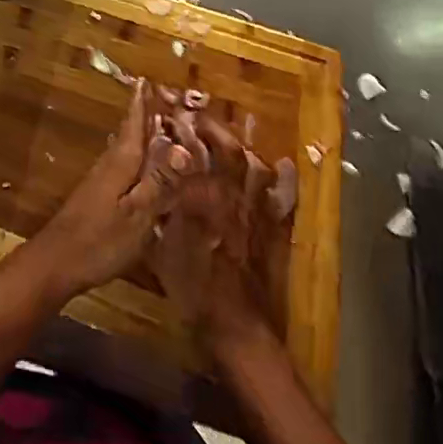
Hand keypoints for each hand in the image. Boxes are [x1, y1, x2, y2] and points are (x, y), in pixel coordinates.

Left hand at [25, 79, 188, 302]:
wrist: (55, 262)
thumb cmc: (100, 239)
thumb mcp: (138, 214)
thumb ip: (160, 182)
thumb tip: (183, 146)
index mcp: (121, 163)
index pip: (134, 124)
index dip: (142, 104)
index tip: (147, 79)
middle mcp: (109, 164)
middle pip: (129, 133)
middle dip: (144, 115)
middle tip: (162, 98)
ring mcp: (100, 181)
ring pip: (125, 149)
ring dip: (140, 136)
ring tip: (157, 126)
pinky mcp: (97, 197)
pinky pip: (123, 166)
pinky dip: (136, 158)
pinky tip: (142, 168)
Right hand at [152, 117, 290, 349]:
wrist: (235, 327)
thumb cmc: (193, 288)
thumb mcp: (163, 248)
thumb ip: (163, 207)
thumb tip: (158, 175)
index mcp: (200, 199)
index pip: (190, 155)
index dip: (181, 133)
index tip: (171, 116)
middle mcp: (230, 198)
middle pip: (226, 153)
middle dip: (213, 130)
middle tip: (199, 117)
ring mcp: (255, 214)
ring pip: (254, 169)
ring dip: (243, 146)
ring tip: (233, 132)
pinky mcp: (271, 232)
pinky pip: (282, 200)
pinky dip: (284, 181)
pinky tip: (284, 164)